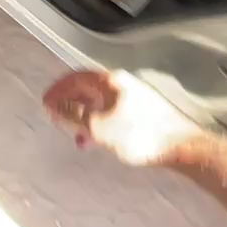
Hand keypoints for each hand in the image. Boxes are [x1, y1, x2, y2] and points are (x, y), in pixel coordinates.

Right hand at [42, 69, 212, 166]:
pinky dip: (99, 123)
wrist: (181, 148)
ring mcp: (134, 96)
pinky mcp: (143, 111)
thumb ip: (73, 114)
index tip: (45, 104)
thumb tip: (55, 105)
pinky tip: (100, 140)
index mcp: (109, 81)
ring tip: (78, 137)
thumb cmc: (139, 136)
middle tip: (57, 119)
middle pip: (86, 89)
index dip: (57, 91)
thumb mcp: (97, 126)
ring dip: (85, 118)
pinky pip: (112, 112)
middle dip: (69, 105)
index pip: (74, 78)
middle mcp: (120, 83)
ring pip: (99, 103)